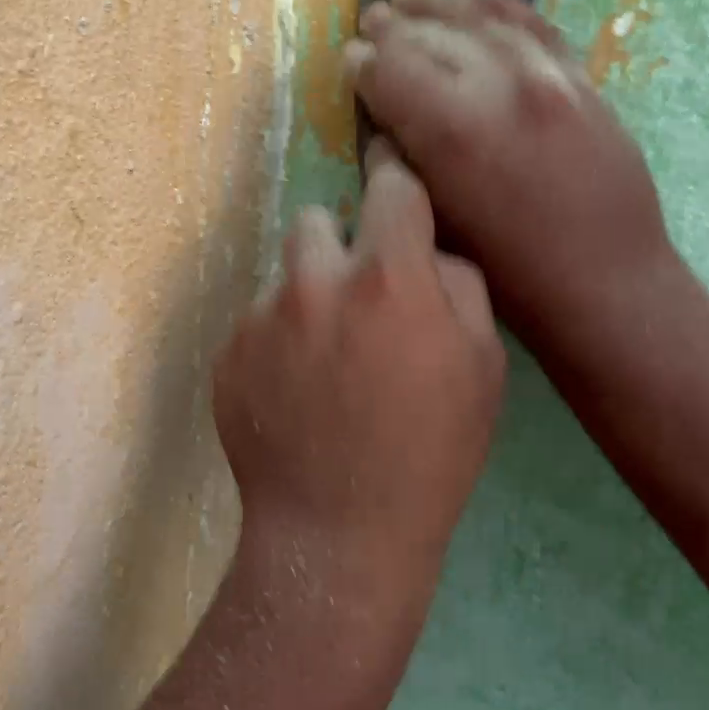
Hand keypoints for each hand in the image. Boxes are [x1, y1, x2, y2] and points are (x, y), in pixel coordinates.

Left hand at [212, 149, 505, 581]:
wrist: (336, 529)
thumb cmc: (429, 454)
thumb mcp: (481, 367)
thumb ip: (458, 285)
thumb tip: (425, 249)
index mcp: (387, 279)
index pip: (390, 187)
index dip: (396, 179)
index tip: (392, 181)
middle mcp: (314, 282)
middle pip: (317, 219)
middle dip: (341, 244)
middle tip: (359, 296)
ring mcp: (260, 315)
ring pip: (283, 271)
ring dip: (306, 289)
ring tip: (324, 351)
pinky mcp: (227, 349)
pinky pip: (256, 318)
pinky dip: (276, 337)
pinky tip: (294, 388)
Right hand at [345, 0, 676, 335]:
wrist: (605, 283)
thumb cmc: (503, 270)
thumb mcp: (433, 220)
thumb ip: (404, 160)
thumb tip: (383, 123)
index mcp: (453, 131)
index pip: (393, 74)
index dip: (364, 64)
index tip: (348, 58)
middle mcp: (500, 90)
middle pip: (433, 40)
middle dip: (393, 28)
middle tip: (368, 17)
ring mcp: (549, 78)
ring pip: (481, 21)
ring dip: (439, 4)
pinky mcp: (581, 81)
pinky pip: (533, 26)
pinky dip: (497, 5)